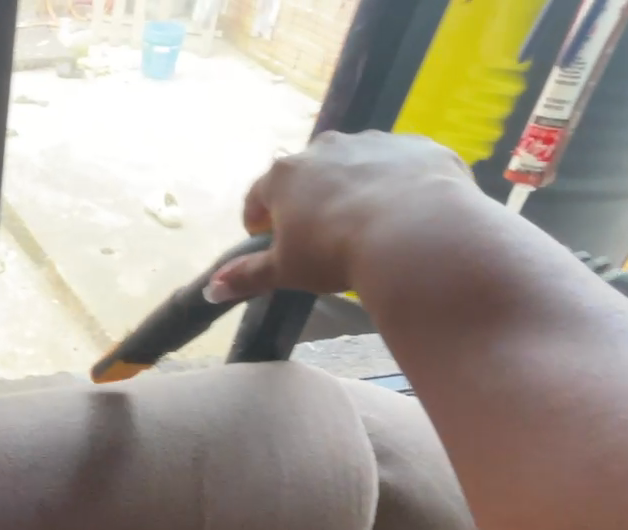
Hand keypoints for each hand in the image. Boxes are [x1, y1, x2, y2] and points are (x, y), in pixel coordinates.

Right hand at [205, 131, 482, 300]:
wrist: (414, 231)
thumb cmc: (332, 252)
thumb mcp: (284, 271)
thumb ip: (246, 277)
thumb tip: (211, 289)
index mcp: (284, 176)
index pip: (257, 195)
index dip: (257, 219)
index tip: (263, 239)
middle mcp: (324, 147)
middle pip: (304, 175)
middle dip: (303, 200)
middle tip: (313, 234)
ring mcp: (373, 141)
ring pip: (351, 165)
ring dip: (347, 188)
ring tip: (359, 224)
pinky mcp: (416, 145)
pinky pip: (395, 166)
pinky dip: (391, 184)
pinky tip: (398, 214)